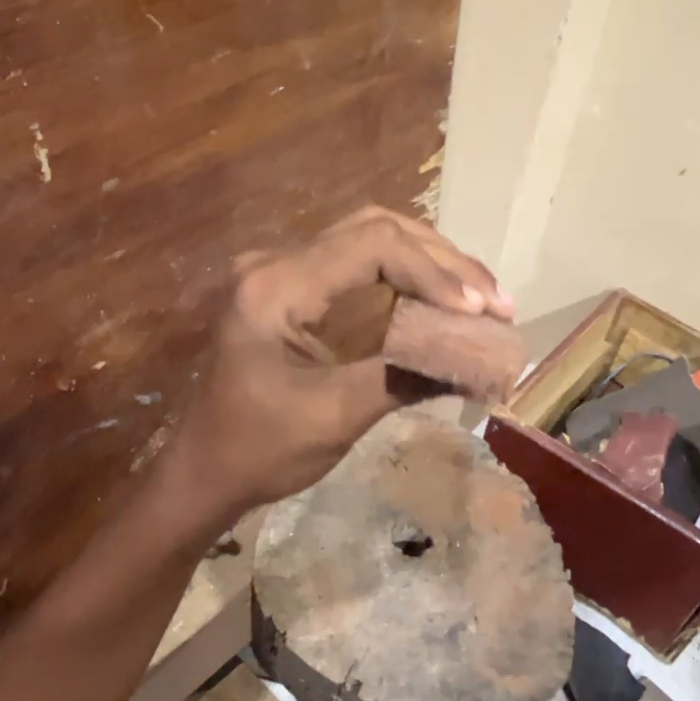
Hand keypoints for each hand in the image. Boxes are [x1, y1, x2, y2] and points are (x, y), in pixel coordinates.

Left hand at [160, 207, 512, 511]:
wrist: (204, 472)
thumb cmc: (259, 452)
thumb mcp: (336, 416)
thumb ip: (406, 377)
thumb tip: (481, 361)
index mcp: (275, 287)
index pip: (372, 245)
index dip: (435, 273)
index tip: (479, 313)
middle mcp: (274, 263)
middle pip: (374, 229)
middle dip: (443, 262)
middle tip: (495, 302)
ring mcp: (279, 273)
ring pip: (368, 240)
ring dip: (429, 264)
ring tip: (481, 300)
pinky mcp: (289, 290)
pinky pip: (355, 265)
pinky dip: (404, 278)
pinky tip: (441, 302)